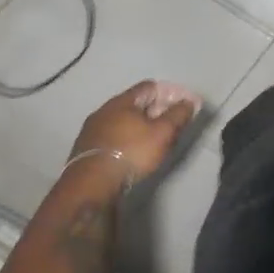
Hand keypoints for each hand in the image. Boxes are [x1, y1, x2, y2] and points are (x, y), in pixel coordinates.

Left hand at [67, 81, 201, 187]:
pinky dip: (126, 138)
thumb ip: (179, 114)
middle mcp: (103, 111)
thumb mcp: (164, 132)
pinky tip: (133, 151)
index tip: (184, 105)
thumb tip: (188, 102)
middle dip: (156, 110)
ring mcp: (90, 131)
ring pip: (122, 121)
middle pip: (135, 103)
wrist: (91, 185)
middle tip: (172, 123)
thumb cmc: (132, 152)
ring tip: (154, 139)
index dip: (170, 93)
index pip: (150, 87)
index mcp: (122, 102)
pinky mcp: (84, 150)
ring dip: (139, 125)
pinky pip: (112, 136)